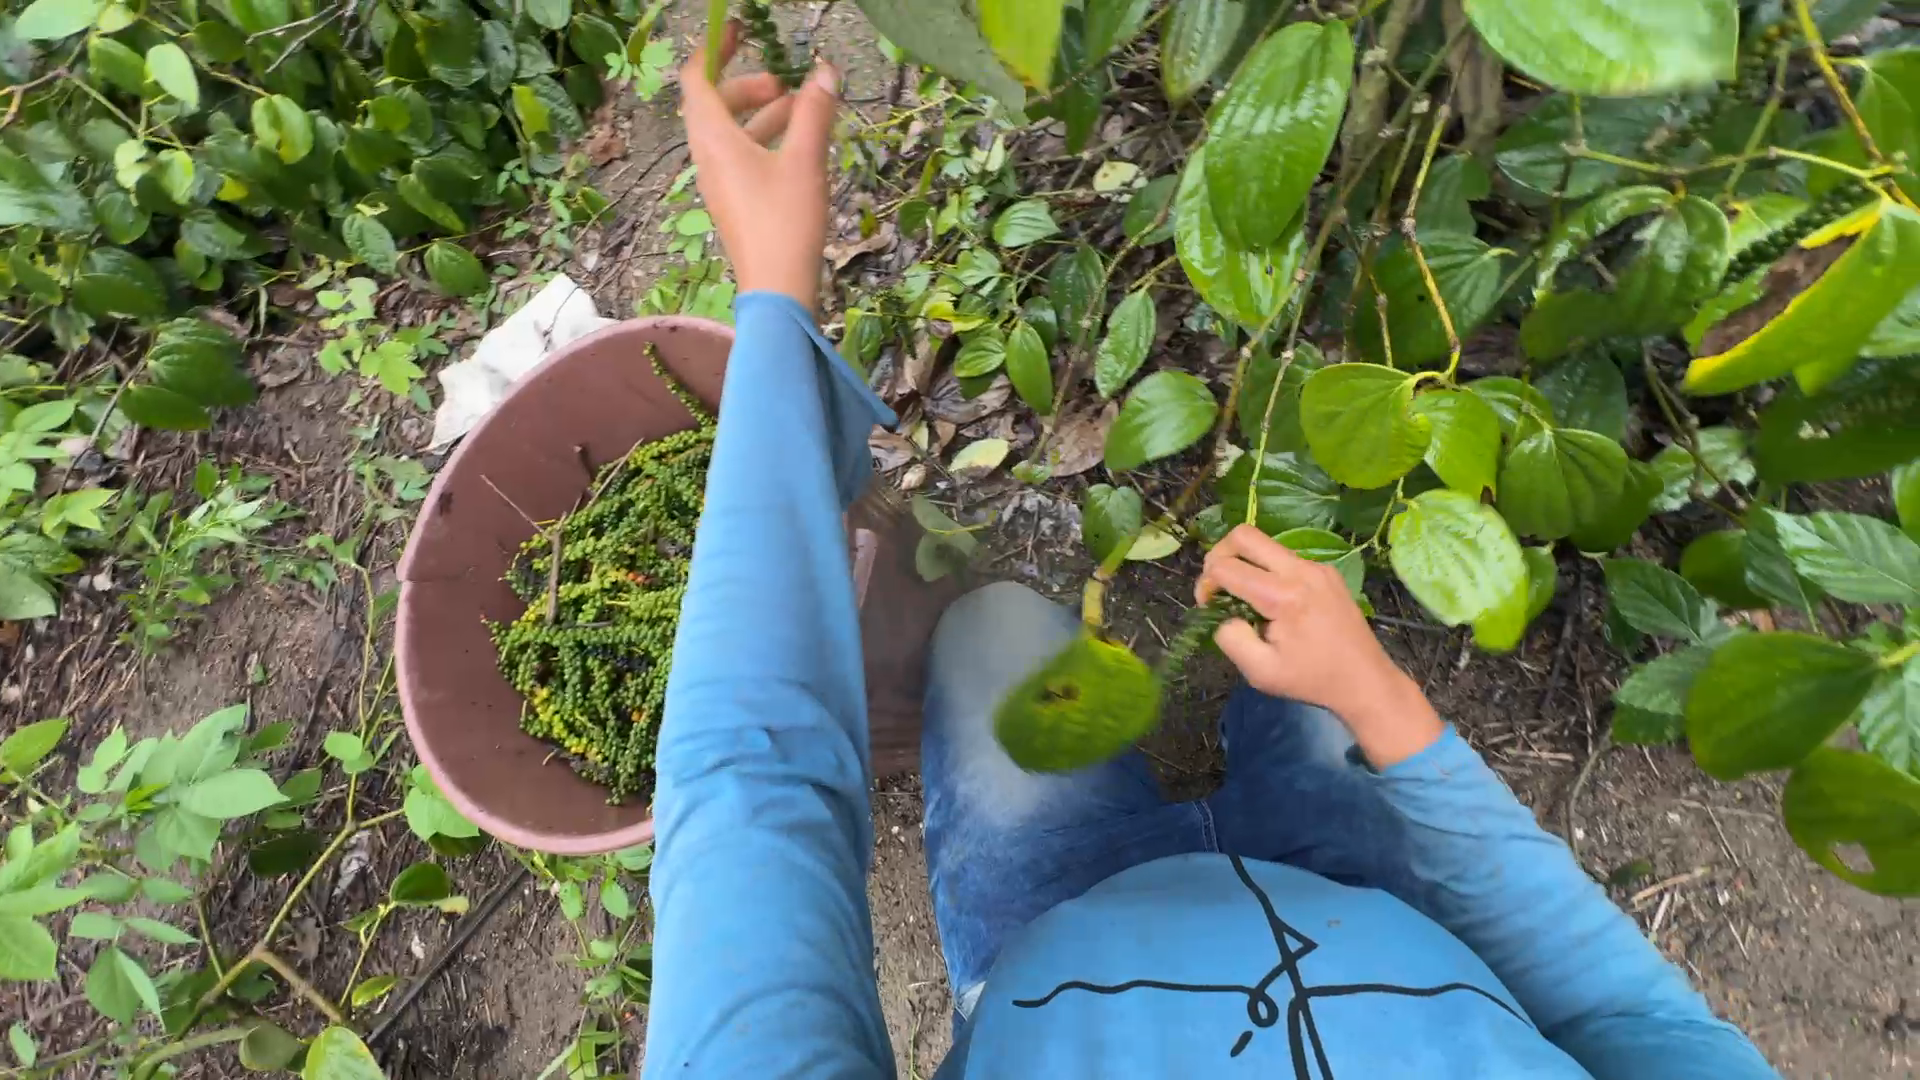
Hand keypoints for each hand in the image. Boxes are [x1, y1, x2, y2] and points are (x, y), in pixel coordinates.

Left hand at [680, 24, 839, 311]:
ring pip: (732, 136)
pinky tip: (797, 155)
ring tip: (801, 117)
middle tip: (786, 87)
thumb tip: (826, 72)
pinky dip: (764, 146)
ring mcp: (720, 186)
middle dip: (749, 87)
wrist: (777, 290)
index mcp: (714, 139)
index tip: (740, 31)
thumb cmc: (786, 222)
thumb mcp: (805, 162)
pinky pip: (741, 162)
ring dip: (762, 119)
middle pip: (716, 106)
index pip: (697, 78)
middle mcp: (708, 158)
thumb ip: (815, 114)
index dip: (716, 49)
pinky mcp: (735, 207)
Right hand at [1198, 525, 1442, 766]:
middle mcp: (1301, 571)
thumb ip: (1229, 637)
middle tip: (1216, 584)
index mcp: (1283, 597)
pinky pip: (1283, 556)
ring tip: (1241, 595)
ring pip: (1263, 543)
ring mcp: (1317, 567)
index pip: (1226, 567)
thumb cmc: (1311, 680)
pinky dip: (1264, 570)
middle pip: (1243, 535)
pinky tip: (1268, 599)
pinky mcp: (1325, 571)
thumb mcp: (1259, 671)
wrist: (1366, 682)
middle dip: (1218, 556)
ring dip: (1242, 562)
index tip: (1209, 607)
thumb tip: (1222, 614)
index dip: (1205, 584)